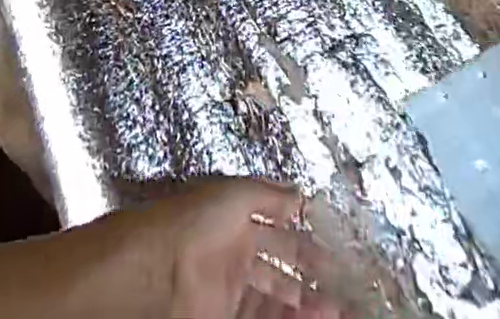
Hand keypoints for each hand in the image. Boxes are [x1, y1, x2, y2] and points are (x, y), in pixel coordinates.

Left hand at [110, 179, 340, 318]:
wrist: (158, 263)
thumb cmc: (199, 217)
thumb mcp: (237, 192)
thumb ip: (271, 194)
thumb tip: (302, 195)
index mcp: (240, 223)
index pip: (279, 234)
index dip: (305, 243)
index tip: (333, 255)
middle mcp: (239, 257)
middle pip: (280, 271)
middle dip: (309, 280)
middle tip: (340, 290)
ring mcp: (233, 290)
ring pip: (276, 298)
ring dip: (304, 303)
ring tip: (335, 309)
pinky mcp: (227, 314)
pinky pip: (264, 315)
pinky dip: (288, 317)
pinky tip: (310, 317)